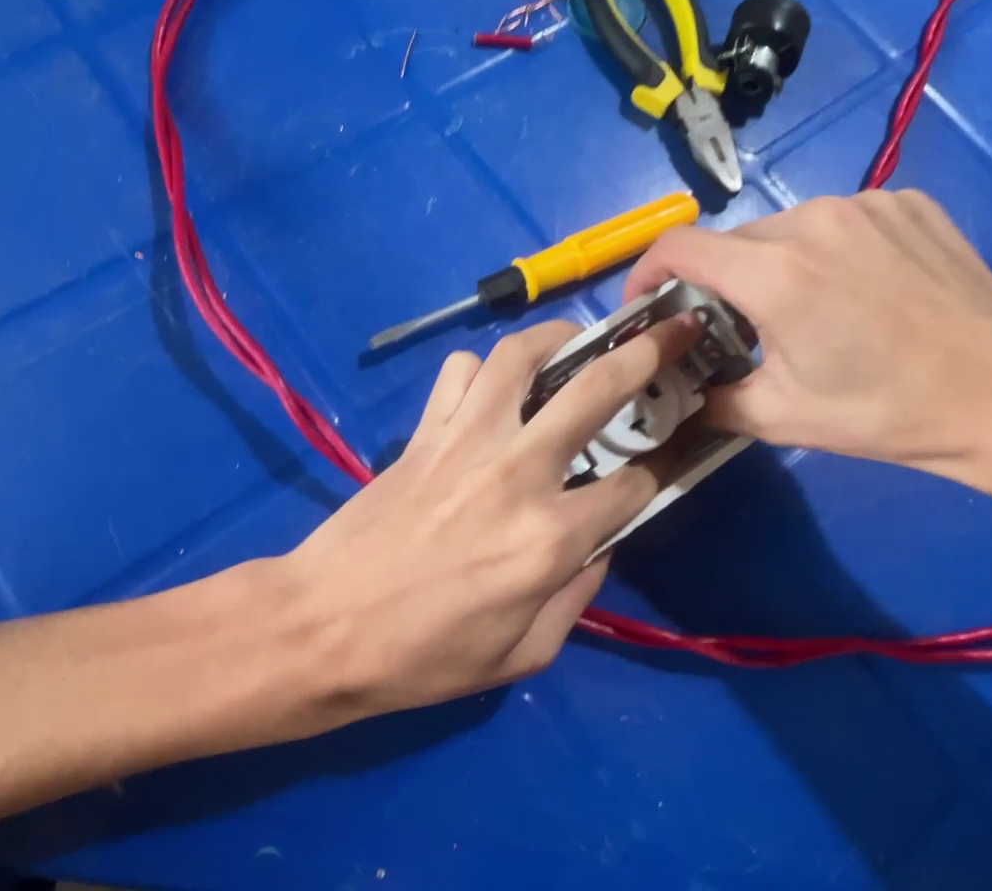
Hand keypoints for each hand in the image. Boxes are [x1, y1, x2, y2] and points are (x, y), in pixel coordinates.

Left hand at [282, 317, 696, 716]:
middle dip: (646, 356)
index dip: (657, 473)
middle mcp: (517, 473)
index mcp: (550, 538)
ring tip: (575, 342)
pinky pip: (458, 372)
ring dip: (558, 338)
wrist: (323, 628)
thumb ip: (577, 598)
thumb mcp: (523, 656)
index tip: (660, 465)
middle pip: (596, 391)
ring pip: (520, 356)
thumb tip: (600, 547)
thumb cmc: (423, 656)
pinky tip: (492, 389)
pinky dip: (481, 369)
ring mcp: (465, 442)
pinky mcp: (424, 432)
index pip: (632, 485)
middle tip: (668, 335)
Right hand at [624, 191, 991, 479]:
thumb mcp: (783, 418)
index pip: (678, 247)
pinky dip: (829, 249)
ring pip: (787, 228)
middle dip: (718, 282)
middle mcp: (813, 219)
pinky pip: (841, 219)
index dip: (647, 273)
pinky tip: (860, 289)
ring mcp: (867, 204)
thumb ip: (711, 399)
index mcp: (775, 273)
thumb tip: (679, 389)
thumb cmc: (889, 413)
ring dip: (776, 265)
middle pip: (734, 242)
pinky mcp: (908, 201)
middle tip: (736, 329)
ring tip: (807, 311)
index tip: (649, 304)